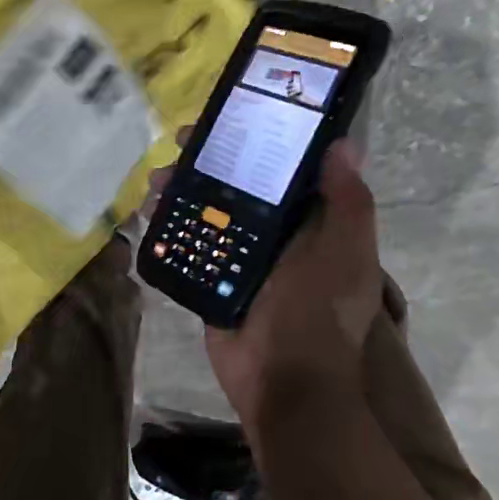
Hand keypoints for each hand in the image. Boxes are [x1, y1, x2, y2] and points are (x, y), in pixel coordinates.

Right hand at [147, 134, 384, 427]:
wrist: (286, 383)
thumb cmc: (321, 311)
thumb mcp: (347, 252)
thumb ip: (348, 201)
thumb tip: (343, 144)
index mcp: (313, 223)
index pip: (285, 169)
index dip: (261, 138)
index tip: (232, 116)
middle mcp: (278, 235)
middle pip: (240, 184)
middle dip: (210, 160)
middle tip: (181, 142)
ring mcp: (243, 259)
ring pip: (210, 212)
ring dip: (183, 190)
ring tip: (158, 179)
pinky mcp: (214, 282)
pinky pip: (191, 247)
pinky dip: (171, 229)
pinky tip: (150, 212)